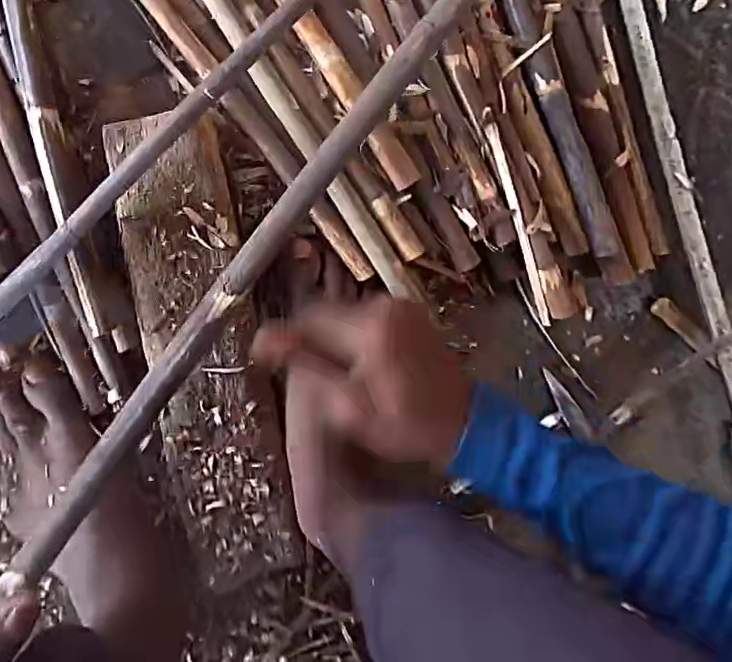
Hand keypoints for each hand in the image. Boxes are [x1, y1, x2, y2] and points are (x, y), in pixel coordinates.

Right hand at [251, 263, 472, 472]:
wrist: (469, 427)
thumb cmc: (408, 426)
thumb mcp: (350, 407)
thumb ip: (306, 368)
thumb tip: (263, 341)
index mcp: (370, 327)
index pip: (309, 320)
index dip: (285, 336)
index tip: (262, 350)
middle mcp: (384, 306)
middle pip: (325, 313)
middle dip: (310, 337)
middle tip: (304, 367)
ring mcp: (399, 304)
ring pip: (342, 313)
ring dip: (331, 335)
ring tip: (335, 368)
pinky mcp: (408, 309)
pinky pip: (363, 315)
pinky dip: (352, 333)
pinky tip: (357, 360)